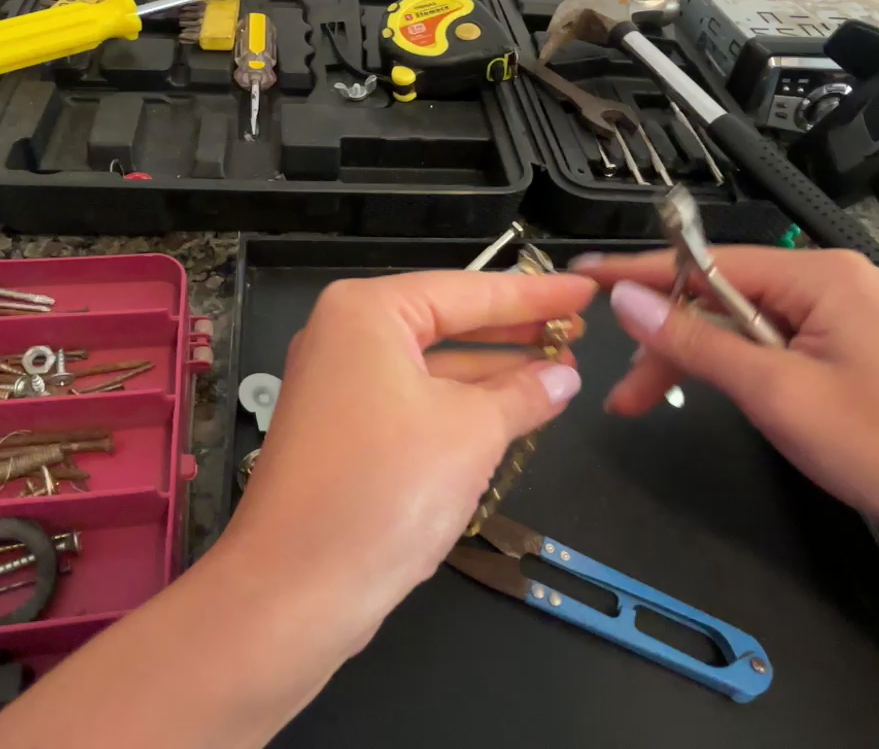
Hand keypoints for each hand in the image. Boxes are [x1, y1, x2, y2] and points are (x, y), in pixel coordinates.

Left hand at [219, 269, 596, 632]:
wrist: (295, 588)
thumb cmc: (384, 489)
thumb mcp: (470, 433)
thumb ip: (523, 395)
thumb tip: (563, 377)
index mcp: (366, 312)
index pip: (467, 290)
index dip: (534, 294)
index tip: (583, 290)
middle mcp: (346, 336)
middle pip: (447, 322)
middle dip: (514, 331)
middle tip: (577, 331)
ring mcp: (340, 383)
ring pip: (431, 365)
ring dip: (492, 371)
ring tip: (559, 371)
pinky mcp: (343, 428)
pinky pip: (413, 399)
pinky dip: (460, 403)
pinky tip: (510, 410)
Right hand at [573, 247, 878, 544]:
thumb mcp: (777, 393)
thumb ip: (695, 341)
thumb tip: (626, 298)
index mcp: (816, 276)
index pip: (701, 262)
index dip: (635, 272)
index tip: (579, 276)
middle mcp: (829, 282)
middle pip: (720, 298)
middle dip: (667, 341)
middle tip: (624, 394)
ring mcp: (845, 316)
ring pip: (744, 326)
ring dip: (697, 361)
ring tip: (653, 404)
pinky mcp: (853, 349)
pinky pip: (774, 346)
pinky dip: (736, 371)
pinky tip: (718, 396)